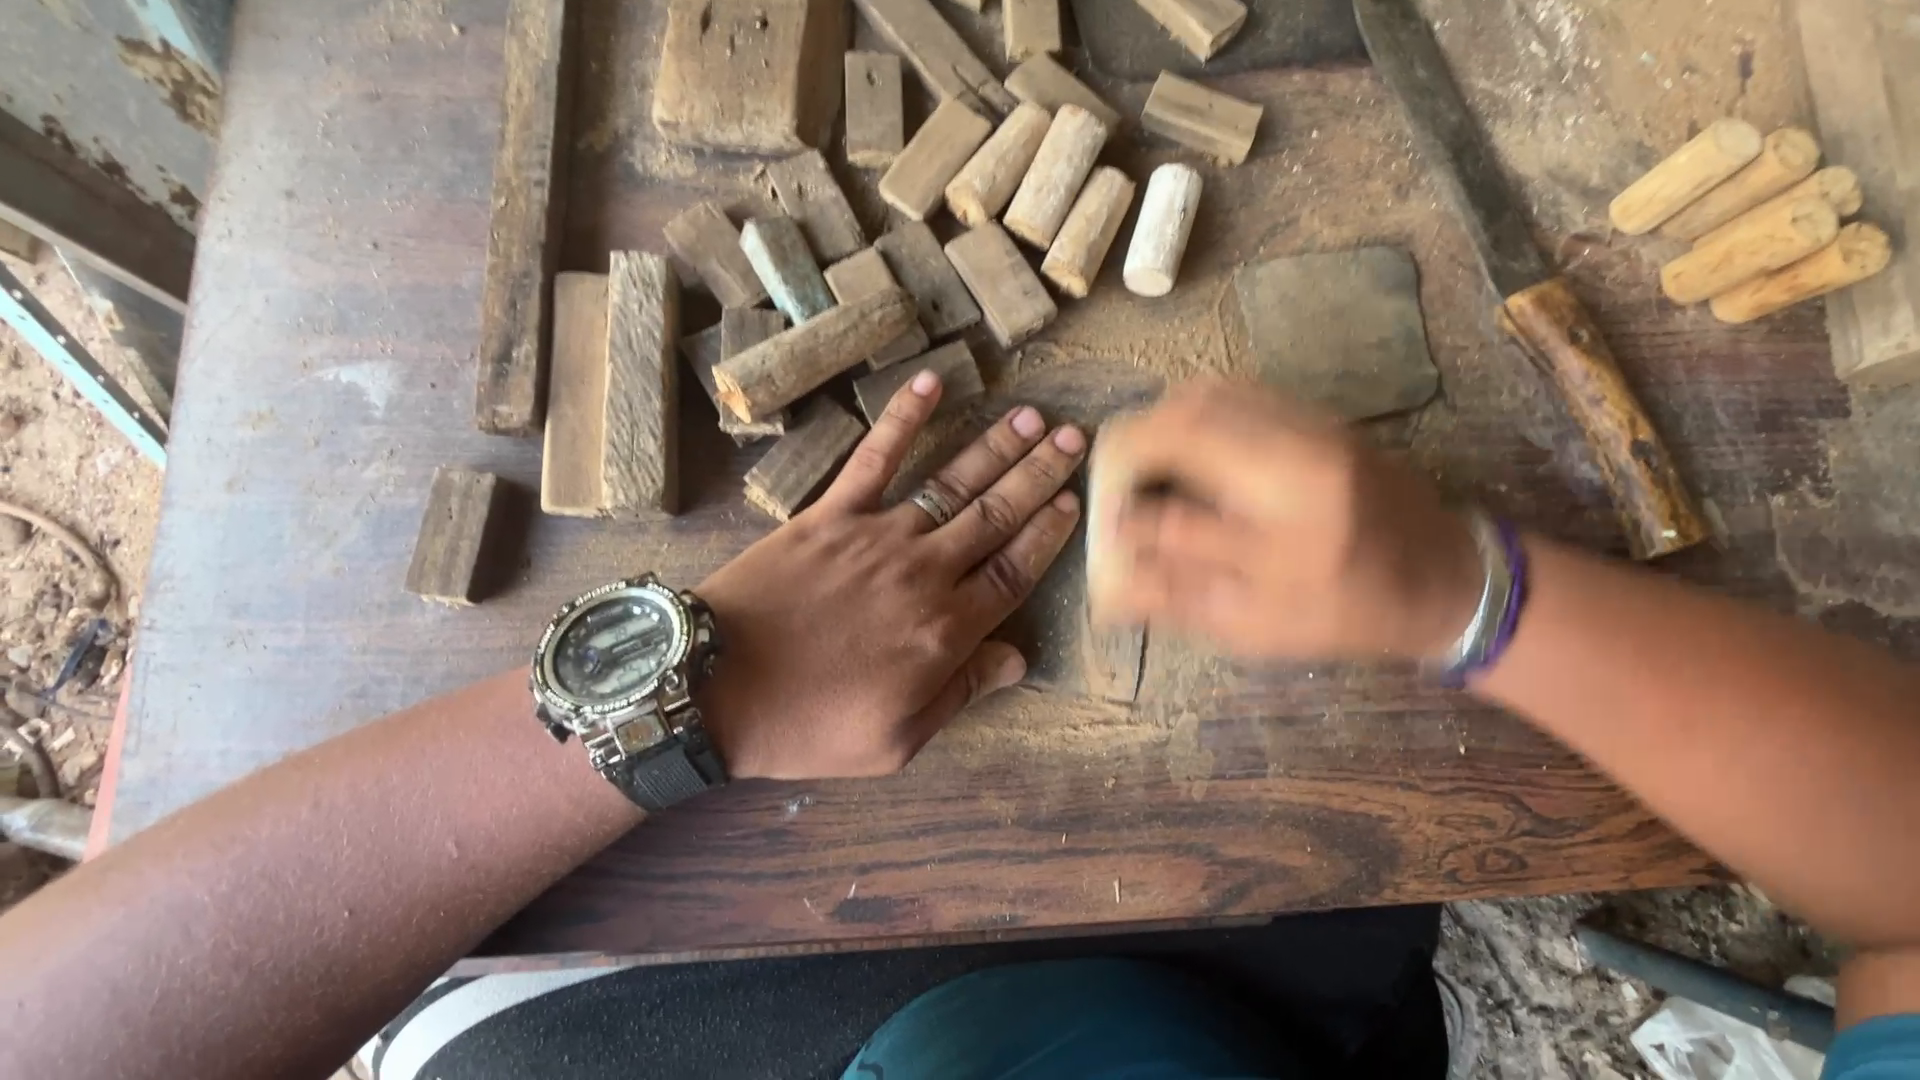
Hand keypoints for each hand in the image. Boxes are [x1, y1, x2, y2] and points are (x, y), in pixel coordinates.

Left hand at [697, 371, 1086, 779]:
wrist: (712, 689)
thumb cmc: (807, 725)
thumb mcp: (897, 739)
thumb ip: (961, 692)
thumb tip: (1017, 659)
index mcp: (945, 631)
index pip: (1014, 572)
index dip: (1048, 534)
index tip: (1074, 501)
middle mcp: (924, 573)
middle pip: (996, 516)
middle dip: (1040, 475)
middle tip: (1073, 439)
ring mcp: (877, 536)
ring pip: (951, 482)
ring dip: (995, 447)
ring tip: (1030, 417)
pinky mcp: (830, 514)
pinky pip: (874, 457)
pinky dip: (903, 418)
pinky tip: (930, 384)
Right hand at [1092, 380, 1480, 660]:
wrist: (1449, 574)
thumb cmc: (1352, 614)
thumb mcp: (1264, 627)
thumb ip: (1180, 601)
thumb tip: (1106, 590)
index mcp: (1287, 539)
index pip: (1174, 519)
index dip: (1122, 525)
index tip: (1105, 540)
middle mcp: (1300, 467)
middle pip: (1185, 427)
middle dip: (1127, 450)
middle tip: (1108, 484)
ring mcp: (1312, 430)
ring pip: (1207, 396)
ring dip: (1155, 422)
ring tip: (1135, 461)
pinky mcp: (1317, 414)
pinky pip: (1236, 389)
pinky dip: (1190, 407)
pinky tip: (1177, 437)